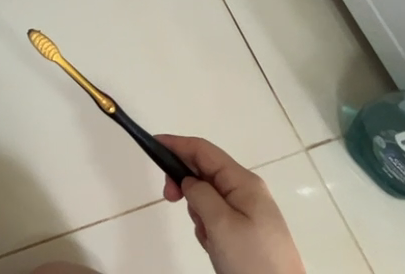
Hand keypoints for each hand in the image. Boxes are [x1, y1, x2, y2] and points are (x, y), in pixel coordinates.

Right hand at [157, 135, 305, 273]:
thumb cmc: (252, 259)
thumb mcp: (220, 223)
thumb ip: (199, 194)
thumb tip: (188, 181)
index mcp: (243, 182)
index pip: (204, 150)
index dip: (177, 143)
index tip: (152, 144)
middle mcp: (247, 191)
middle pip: (205, 171)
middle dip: (185, 183)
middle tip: (169, 199)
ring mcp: (248, 212)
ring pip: (209, 197)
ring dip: (198, 211)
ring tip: (208, 237)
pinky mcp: (247, 232)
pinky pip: (217, 218)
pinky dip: (208, 226)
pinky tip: (214, 246)